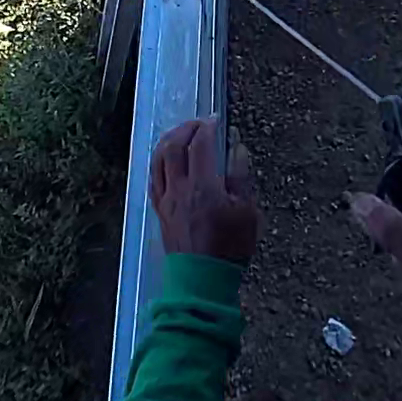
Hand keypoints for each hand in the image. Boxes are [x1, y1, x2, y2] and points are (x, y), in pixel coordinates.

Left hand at [150, 116, 259, 265]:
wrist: (202, 280)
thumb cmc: (229, 248)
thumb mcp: (247, 212)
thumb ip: (240, 176)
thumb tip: (236, 148)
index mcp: (204, 187)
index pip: (200, 146)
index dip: (207, 128)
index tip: (216, 120)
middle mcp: (180, 189)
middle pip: (174, 146)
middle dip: (186, 128)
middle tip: (199, 123)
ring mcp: (166, 199)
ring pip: (159, 159)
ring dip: (169, 140)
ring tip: (181, 133)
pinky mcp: (160, 210)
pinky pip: (154, 177)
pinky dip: (159, 160)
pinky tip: (166, 158)